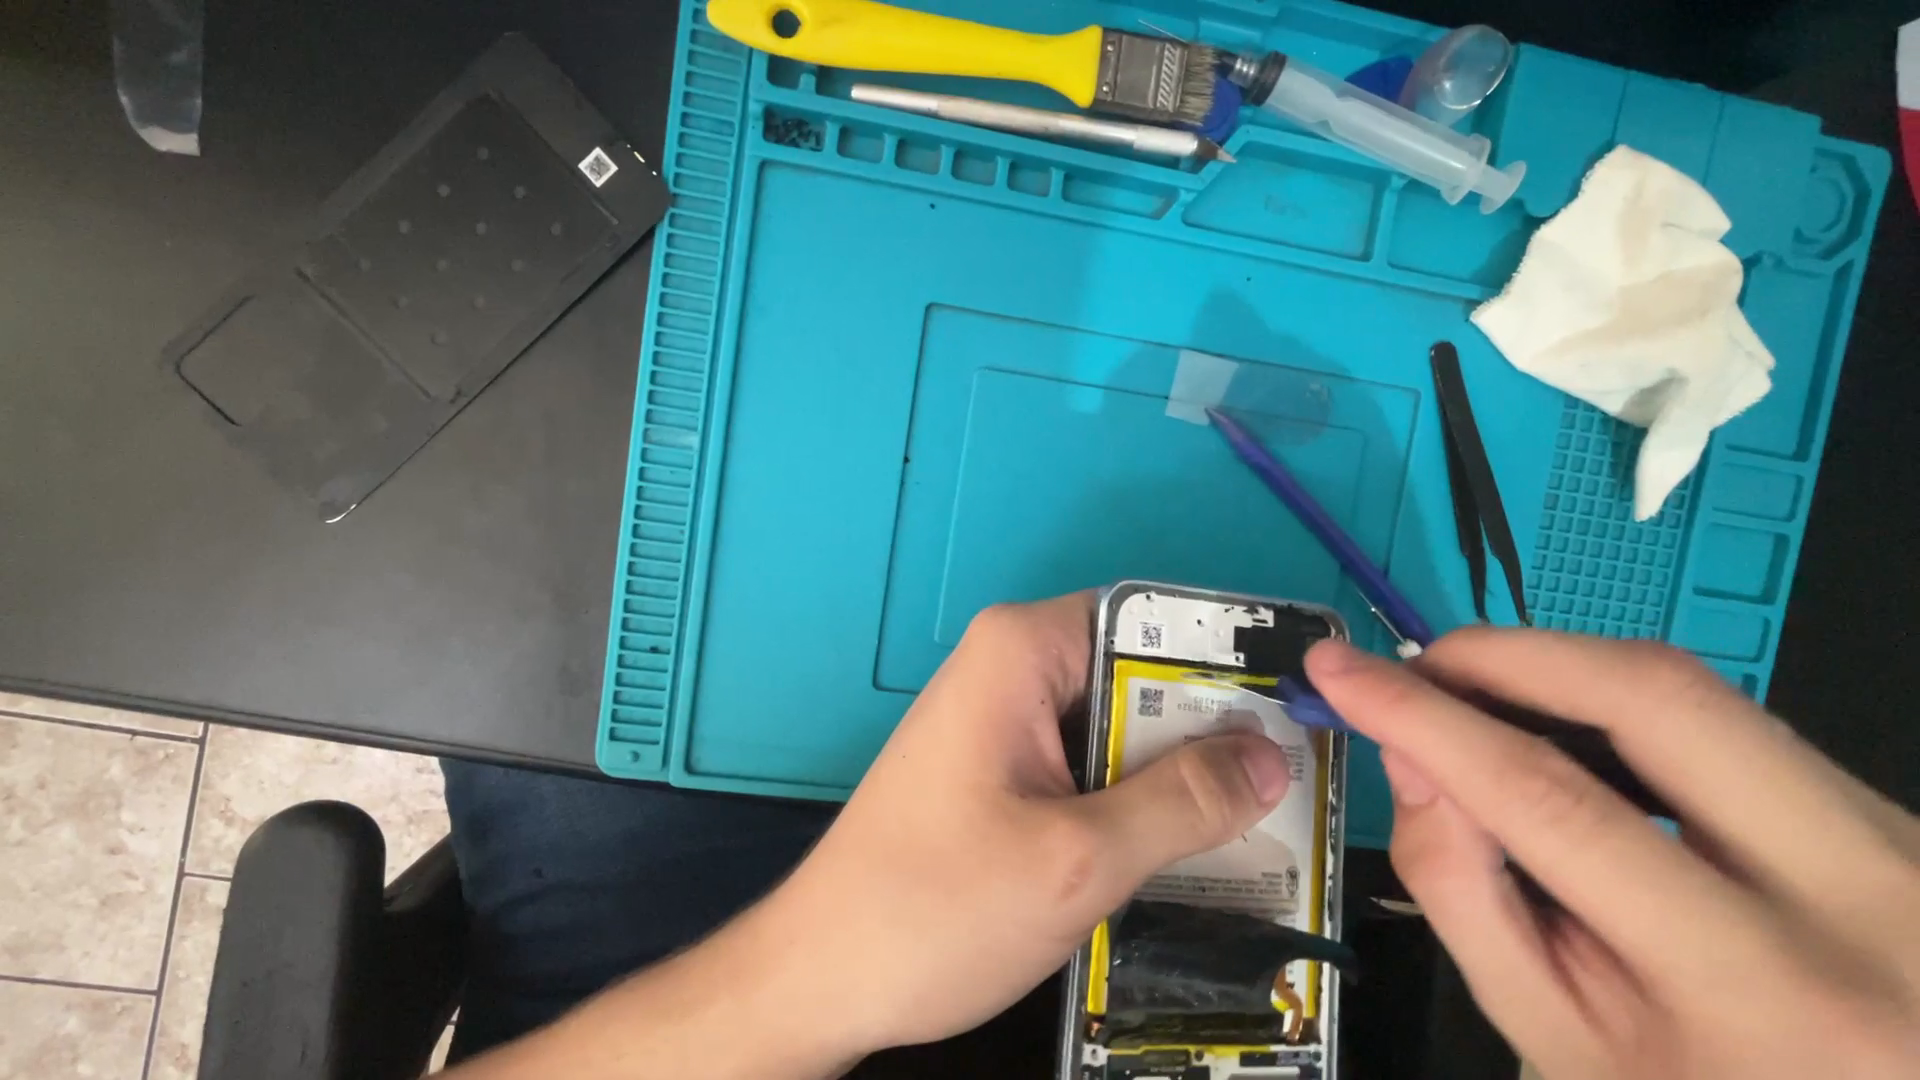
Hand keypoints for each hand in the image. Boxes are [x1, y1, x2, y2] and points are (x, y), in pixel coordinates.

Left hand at [766, 592, 1294, 1057]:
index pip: (1152, 620)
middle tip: (1293, 787)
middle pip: (1140, 674)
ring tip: (1261, 825)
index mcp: (1023, 649)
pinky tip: (1186, 848)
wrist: (823, 974)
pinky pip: (1090, 763)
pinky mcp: (1004, 767)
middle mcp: (1014, 665)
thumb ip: (1184, 801)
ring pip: (1121, 726)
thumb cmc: (937, 905)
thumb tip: (1270, 754)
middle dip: (1212, 729)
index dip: (1229, 659)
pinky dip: (1137, 800)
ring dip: (1179, 774)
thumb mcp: (1078, 856)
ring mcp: (1006, 718)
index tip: (1300, 709)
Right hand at [1305, 629, 1919, 1078]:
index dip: (1424, 716)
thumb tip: (1408, 752)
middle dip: (1503, 654)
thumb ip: (1459, 887)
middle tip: (1417, 667)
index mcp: (1765, 989)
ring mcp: (1903, 843)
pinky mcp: (1895, 814)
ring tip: (1473, 699)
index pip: (1551, 801)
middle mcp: (1869, 894)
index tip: (1336, 669)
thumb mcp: (1545, 1028)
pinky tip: (1561, 732)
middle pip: (1655, 697)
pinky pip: (1723, 718)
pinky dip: (1609, 701)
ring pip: (1695, 690)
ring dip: (1552, 668)